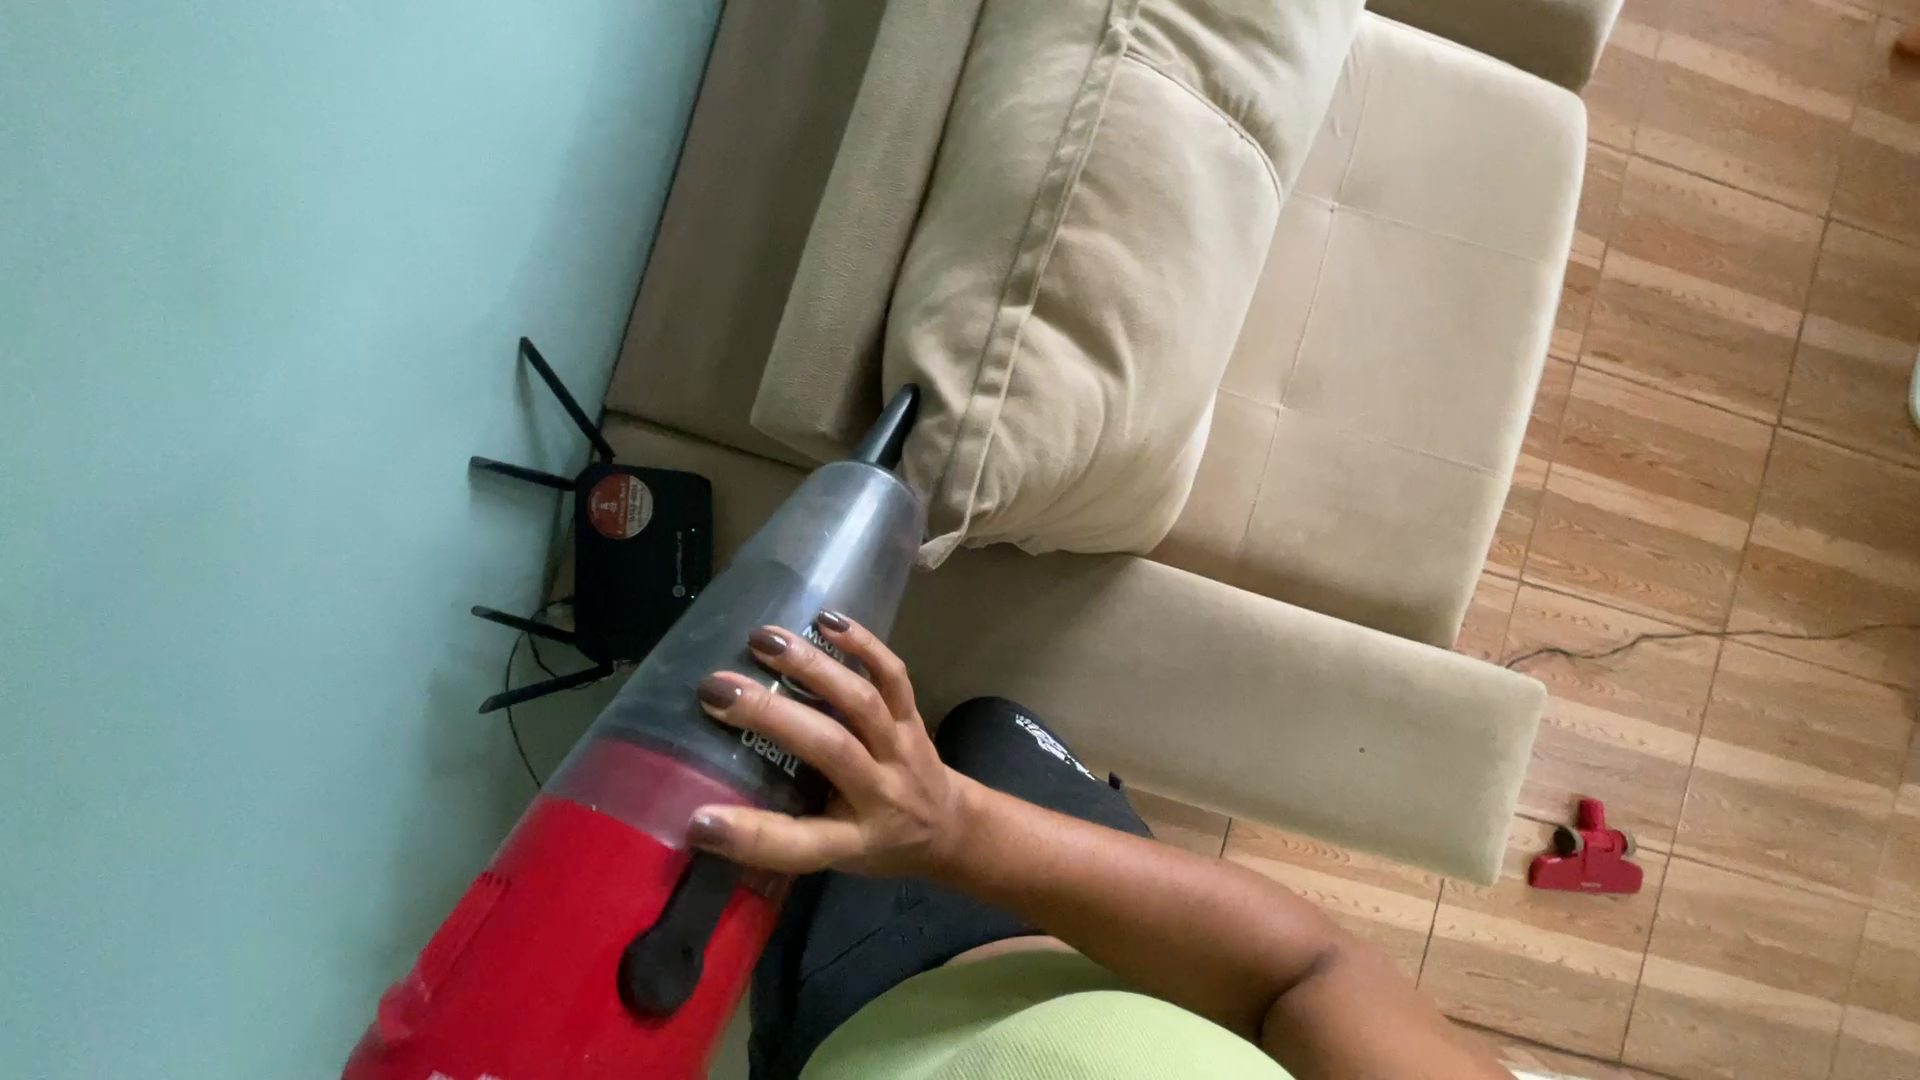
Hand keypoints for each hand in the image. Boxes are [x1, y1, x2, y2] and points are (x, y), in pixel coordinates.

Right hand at [686, 612, 973, 877]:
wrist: (949, 829)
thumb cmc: (877, 846)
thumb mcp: (834, 858)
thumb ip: (784, 837)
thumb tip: (705, 816)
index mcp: (853, 842)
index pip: (798, 844)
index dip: (748, 834)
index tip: (697, 819)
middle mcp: (882, 792)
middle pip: (831, 750)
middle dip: (772, 716)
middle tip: (716, 689)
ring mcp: (903, 749)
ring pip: (862, 702)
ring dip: (812, 667)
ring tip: (764, 640)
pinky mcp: (914, 717)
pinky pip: (893, 676)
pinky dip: (863, 644)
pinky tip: (826, 620)